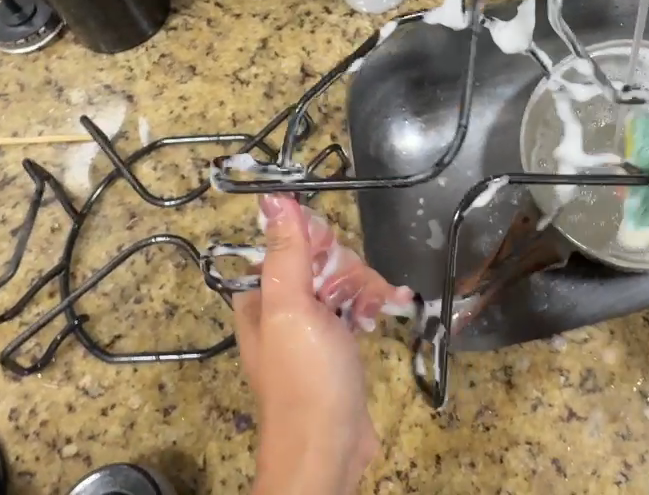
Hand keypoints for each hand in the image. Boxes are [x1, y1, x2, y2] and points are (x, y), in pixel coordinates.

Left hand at [233, 194, 411, 494]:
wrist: (329, 449)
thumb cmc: (306, 379)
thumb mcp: (292, 308)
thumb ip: (286, 252)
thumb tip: (272, 197)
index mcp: (261, 295)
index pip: (290, 241)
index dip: (317, 243)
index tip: (332, 262)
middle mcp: (282, 306)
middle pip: (322, 259)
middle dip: (347, 271)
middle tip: (350, 298)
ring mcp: (311, 326)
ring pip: (344, 280)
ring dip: (365, 289)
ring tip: (374, 314)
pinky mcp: (336, 343)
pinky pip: (356, 305)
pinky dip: (372, 304)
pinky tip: (387, 311)